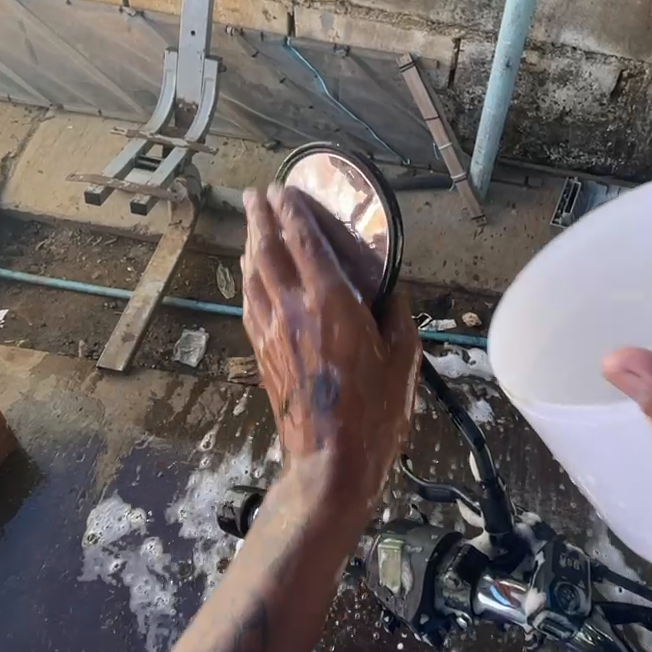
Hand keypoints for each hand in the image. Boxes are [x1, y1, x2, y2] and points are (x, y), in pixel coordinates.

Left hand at [241, 185, 419, 515]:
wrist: (331, 461)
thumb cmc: (375, 410)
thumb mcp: (403, 356)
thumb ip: (394, 313)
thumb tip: (388, 290)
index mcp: (333, 302)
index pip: (305, 242)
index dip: (293, 211)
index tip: (283, 190)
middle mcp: (294, 309)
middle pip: (269, 250)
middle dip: (261, 218)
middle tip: (255, 194)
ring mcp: (272, 331)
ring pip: (253, 275)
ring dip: (250, 243)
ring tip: (250, 224)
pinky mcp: (262, 353)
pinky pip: (249, 303)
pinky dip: (248, 278)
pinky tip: (250, 273)